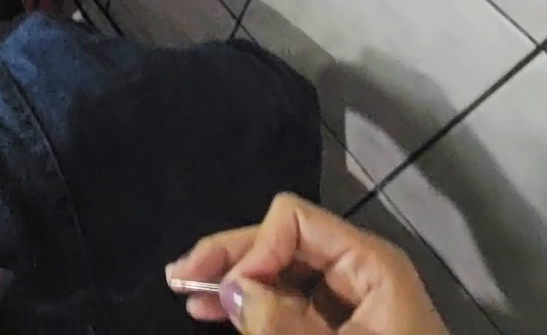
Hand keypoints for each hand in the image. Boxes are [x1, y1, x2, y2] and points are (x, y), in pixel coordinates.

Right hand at [165, 193, 447, 334]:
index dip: (255, 248)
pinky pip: (285, 300)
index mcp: (368, 264)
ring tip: (184, 289)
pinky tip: (214, 310)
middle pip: (278, 241)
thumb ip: (285, 326)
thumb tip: (231, 288)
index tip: (229, 290)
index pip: (293, 221)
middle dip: (229, 258)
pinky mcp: (337, 325)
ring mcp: (346, 297)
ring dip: (231, 280)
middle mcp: (355, 269)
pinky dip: (250, 304)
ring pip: (275, 271)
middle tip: (178, 275)